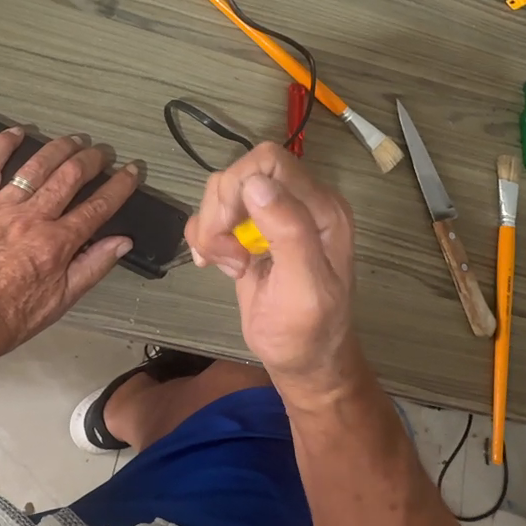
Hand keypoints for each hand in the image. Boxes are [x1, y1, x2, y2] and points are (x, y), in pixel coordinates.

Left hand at [0, 127, 138, 369]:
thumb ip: (92, 267)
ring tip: (75, 139)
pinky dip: (2, 145)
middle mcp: (33, 217)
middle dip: (93, 159)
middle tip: (104, 152)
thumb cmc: (7, 318)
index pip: (98, 207)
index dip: (120, 186)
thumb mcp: (59, 302)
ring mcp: (1, 206)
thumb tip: (123, 241)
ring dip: (60, 148)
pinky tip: (18, 132)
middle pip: (70, 176)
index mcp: (57, 243)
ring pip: (37, 166)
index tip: (133, 171)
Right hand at [184, 143, 361, 403]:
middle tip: (229, 256)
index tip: (233, 235)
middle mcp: (298, 201)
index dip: (240, 190)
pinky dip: (204, 236)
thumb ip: (288, 232)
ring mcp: (272, 213)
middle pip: (240, 172)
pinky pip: (211, 211)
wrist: (301, 362)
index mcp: (321, 208)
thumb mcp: (305, 289)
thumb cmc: (308, 333)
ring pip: (221, 190)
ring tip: (230, 264)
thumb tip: (255, 183)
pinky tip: (216, 264)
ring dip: (212, 228)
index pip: (270, 162)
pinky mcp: (249, 228)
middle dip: (221, 213)